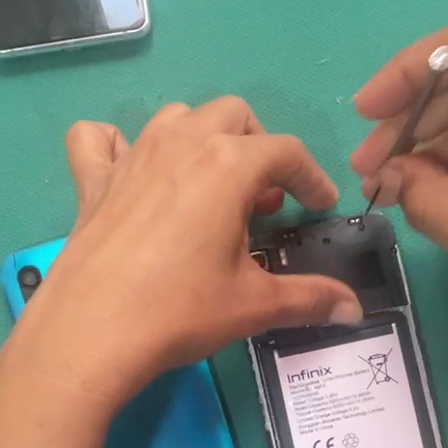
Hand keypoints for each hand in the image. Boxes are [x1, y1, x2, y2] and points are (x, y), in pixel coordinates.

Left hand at [7, 98, 361, 411]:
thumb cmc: (181, 311)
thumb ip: (309, 298)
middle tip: (262, 200)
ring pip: (176, 118)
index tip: (318, 206)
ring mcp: (132, 156)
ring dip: (202, 140)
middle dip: (258, 148)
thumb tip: (355, 310)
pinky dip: (117, 145)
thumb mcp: (253, 305)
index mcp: (228, 165)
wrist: (93, 331)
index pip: (285, 150)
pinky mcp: (92, 181)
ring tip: (210, 189)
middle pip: (233, 116)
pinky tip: (131, 173)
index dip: (311, 177)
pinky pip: (99, 140)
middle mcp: (181, 144)